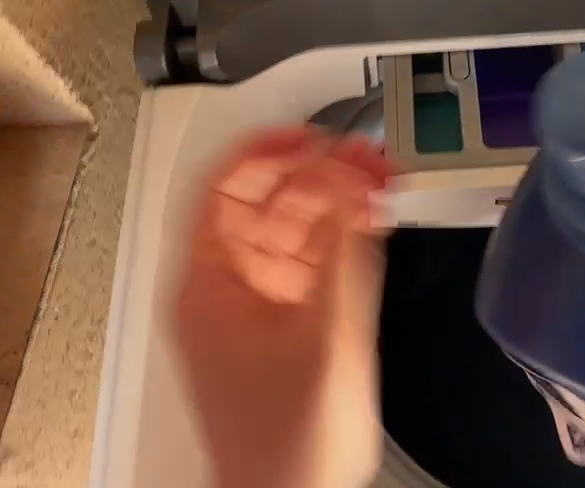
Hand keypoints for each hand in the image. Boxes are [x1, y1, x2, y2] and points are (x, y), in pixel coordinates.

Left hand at [174, 126, 393, 487]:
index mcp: (208, 286)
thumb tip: (351, 187)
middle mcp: (229, 284)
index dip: (263, 150)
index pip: (222, 188)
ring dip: (336, 194)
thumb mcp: (324, 339)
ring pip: (295, 221)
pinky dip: (344, 227)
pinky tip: (372, 211)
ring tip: (376, 173)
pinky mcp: (293, 313)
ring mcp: (262, 298)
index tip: (308, 133)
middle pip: (266, 200)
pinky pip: (316, 251)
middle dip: (316, 169)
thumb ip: (342, 255)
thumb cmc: (285, 451)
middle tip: (361, 154)